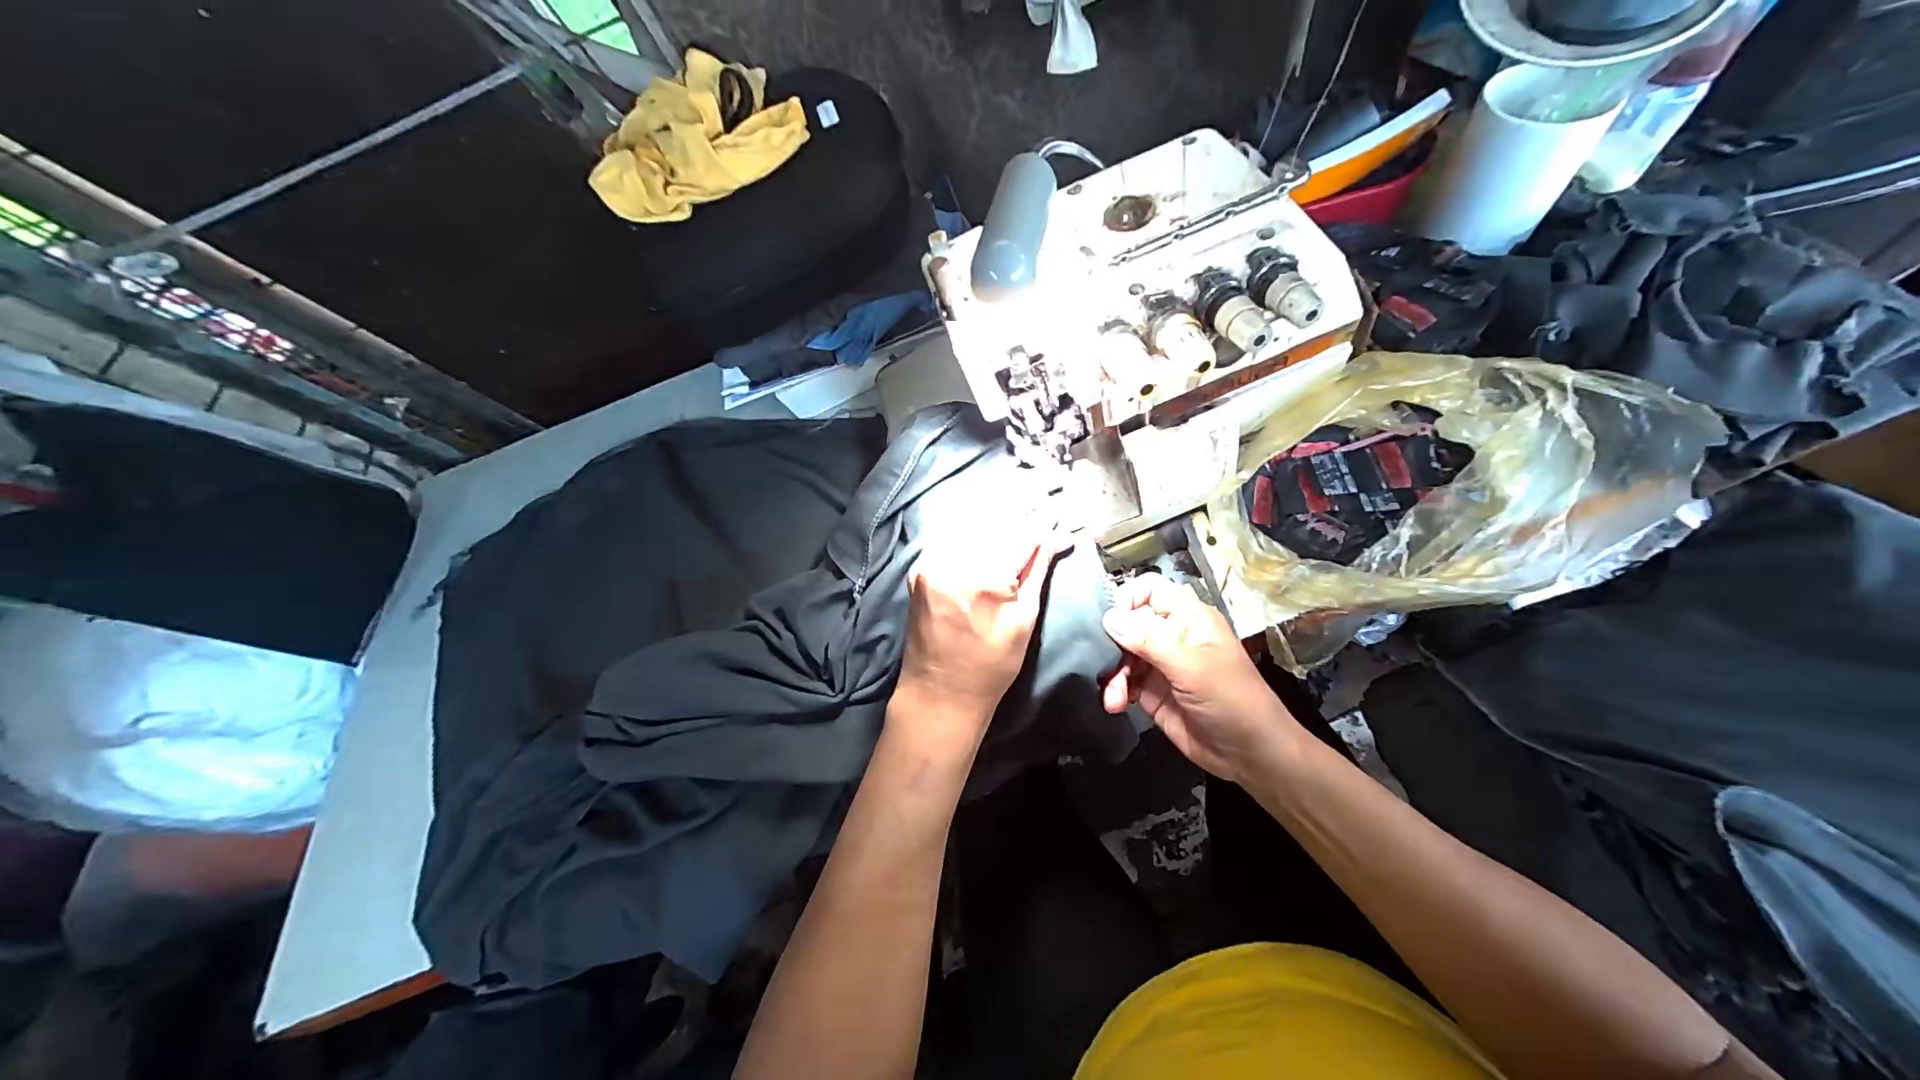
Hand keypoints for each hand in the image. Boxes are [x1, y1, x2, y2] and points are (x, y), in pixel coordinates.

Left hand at [894, 516, 1068, 756]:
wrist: (939, 693)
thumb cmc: (990, 667)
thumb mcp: (1024, 620)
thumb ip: (1037, 571)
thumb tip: (1056, 538)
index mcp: (982, 579)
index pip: (1020, 534)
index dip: (1043, 522)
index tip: (1058, 514)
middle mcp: (951, 562)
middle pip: (994, 522)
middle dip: (1022, 517)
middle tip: (1044, 517)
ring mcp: (929, 563)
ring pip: (970, 524)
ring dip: (997, 521)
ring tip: (1019, 526)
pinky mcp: (919, 568)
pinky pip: (950, 536)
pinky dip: (972, 532)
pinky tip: (989, 537)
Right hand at [1100, 574, 1306, 783]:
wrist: (1251, 754)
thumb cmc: (1232, 700)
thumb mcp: (1192, 667)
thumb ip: (1148, 640)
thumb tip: (1109, 618)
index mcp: (1189, 619)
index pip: (1151, 591)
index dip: (1128, 600)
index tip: (1110, 622)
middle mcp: (1172, 636)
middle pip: (1128, 624)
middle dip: (1113, 643)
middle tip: (1106, 663)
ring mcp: (1161, 665)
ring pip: (1121, 655)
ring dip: (1112, 673)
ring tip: (1114, 695)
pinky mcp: (1152, 692)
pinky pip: (1123, 682)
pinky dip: (1115, 691)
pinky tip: (1115, 704)